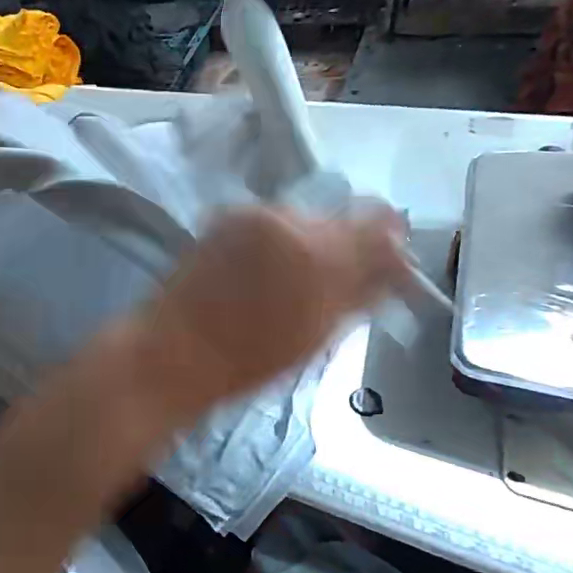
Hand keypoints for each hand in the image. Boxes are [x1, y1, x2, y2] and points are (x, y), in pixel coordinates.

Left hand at [133, 205, 409, 417]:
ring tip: (294, 283)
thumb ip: (364, 292)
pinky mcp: (226, 216)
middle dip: (348, 247)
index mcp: (319, 251)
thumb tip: (397, 267)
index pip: (379, 221)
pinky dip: (279, 242)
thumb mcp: (321, 333)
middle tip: (339, 284)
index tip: (391, 265)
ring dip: (311, 244)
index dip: (392, 241)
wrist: (176, 350)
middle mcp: (288, 218)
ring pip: (305, 219)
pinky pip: (272, 222)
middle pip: (341, 218)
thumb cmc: (251, 359)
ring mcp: (253, 213)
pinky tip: (265, 272)